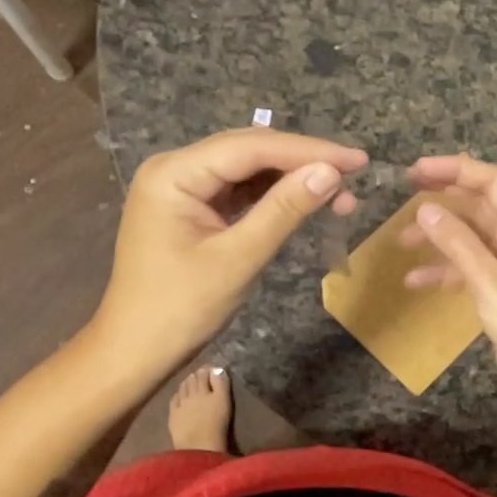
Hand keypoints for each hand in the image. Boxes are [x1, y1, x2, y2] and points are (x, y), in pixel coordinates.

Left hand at [91, 128, 366, 375]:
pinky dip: (277, 197)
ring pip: (250, 170)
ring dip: (294, 179)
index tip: (357, 160)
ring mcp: (184, 189)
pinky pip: (242, 192)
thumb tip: (331, 173)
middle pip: (251, 151)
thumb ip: (284, 211)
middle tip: (356, 174)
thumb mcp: (239, 257)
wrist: (138, 349)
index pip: (252, 147)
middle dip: (304, 161)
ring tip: (341, 195)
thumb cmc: (182, 307)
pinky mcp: (195, 209)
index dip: (308, 150)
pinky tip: (307, 202)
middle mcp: (176, 169)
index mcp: (174, 173)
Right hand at [399, 155, 496, 397]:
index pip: (492, 183)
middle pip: (477, 205)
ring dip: (436, 236)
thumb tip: (425, 208)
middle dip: (442, 197)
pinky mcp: (495, 288)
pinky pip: (464, 268)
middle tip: (405, 191)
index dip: (457, 169)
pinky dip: (441, 270)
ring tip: (400, 240)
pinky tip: (413, 282)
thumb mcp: (488, 280)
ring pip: (467, 237)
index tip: (418, 170)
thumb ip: (457, 243)